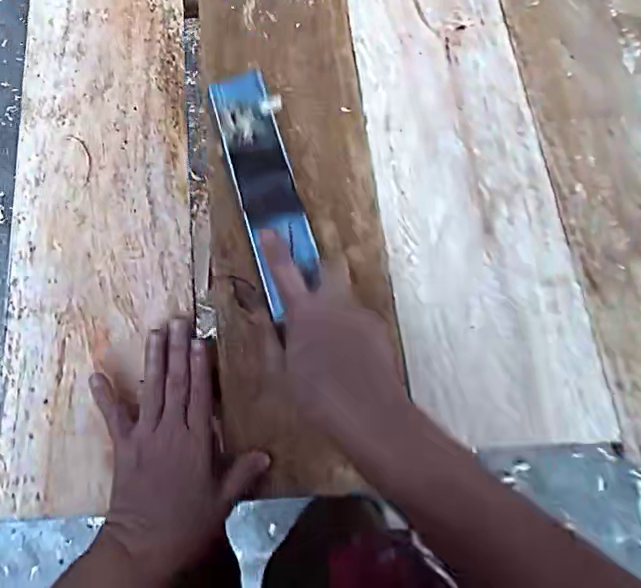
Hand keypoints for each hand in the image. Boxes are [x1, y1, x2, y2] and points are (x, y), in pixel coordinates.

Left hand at [90, 318, 269, 583]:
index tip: (202, 339)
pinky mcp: (124, 448)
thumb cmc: (186, 526)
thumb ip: (242, 474)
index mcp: (196, 441)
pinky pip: (114, 418)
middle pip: (176, 383)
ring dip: (154, 360)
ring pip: (151, 390)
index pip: (200, 394)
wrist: (140, 550)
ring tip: (156, 331)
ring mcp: (145, 437)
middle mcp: (170, 431)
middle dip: (178, 350)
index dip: (201, 365)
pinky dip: (105, 397)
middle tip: (180, 321)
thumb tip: (267, 453)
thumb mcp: (221, 503)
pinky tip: (96, 376)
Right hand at [260, 235, 412, 445]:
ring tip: (332, 345)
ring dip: (336, 307)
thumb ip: (271, 338)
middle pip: (330, 265)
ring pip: (346, 295)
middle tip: (313, 289)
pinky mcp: (377, 324)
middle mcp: (333, 302)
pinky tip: (351, 358)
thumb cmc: (317, 397)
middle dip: (321, 269)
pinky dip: (352, 330)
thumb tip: (264, 315)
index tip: (269, 230)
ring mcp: (358, 311)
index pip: (284, 271)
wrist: (368, 410)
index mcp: (304, 312)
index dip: (274, 249)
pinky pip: (360, 318)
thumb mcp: (281, 373)